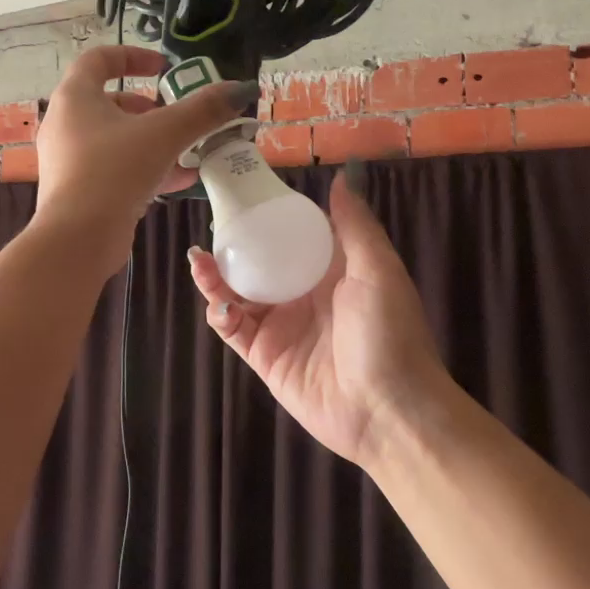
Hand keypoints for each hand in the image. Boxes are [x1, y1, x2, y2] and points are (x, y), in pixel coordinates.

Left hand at [33, 45, 255, 262]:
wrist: (77, 239)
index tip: (163, 67)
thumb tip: (241, 89)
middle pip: (108, 103)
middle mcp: (64, 124)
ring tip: (186, 153)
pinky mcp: (75, 192)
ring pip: (113, 140)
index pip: (98, 59)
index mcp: (74, 98)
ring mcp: (66, 160)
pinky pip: (111, 170)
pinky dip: (141, 169)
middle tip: (176, 118)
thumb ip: (203, 110)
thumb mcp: (164, 135)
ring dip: (151, 142)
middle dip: (148, 109)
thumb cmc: (114, 171)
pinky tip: (177, 182)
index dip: (133, 56)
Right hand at [188, 168, 452, 466]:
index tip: (245, 198)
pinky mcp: (265, 358)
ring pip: (238, 295)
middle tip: (211, 231)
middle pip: (258, 265)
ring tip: (199, 262)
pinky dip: (220, 315)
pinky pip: (234, 331)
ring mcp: (281, 328)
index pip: (293, 238)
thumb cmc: (390, 333)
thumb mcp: (378, 270)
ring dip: (216, 279)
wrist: (388, 409)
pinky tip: (219, 304)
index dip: (269, 219)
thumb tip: (336, 179)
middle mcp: (303, 296)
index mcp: (332, 272)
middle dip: (233, 248)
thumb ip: (354, 226)